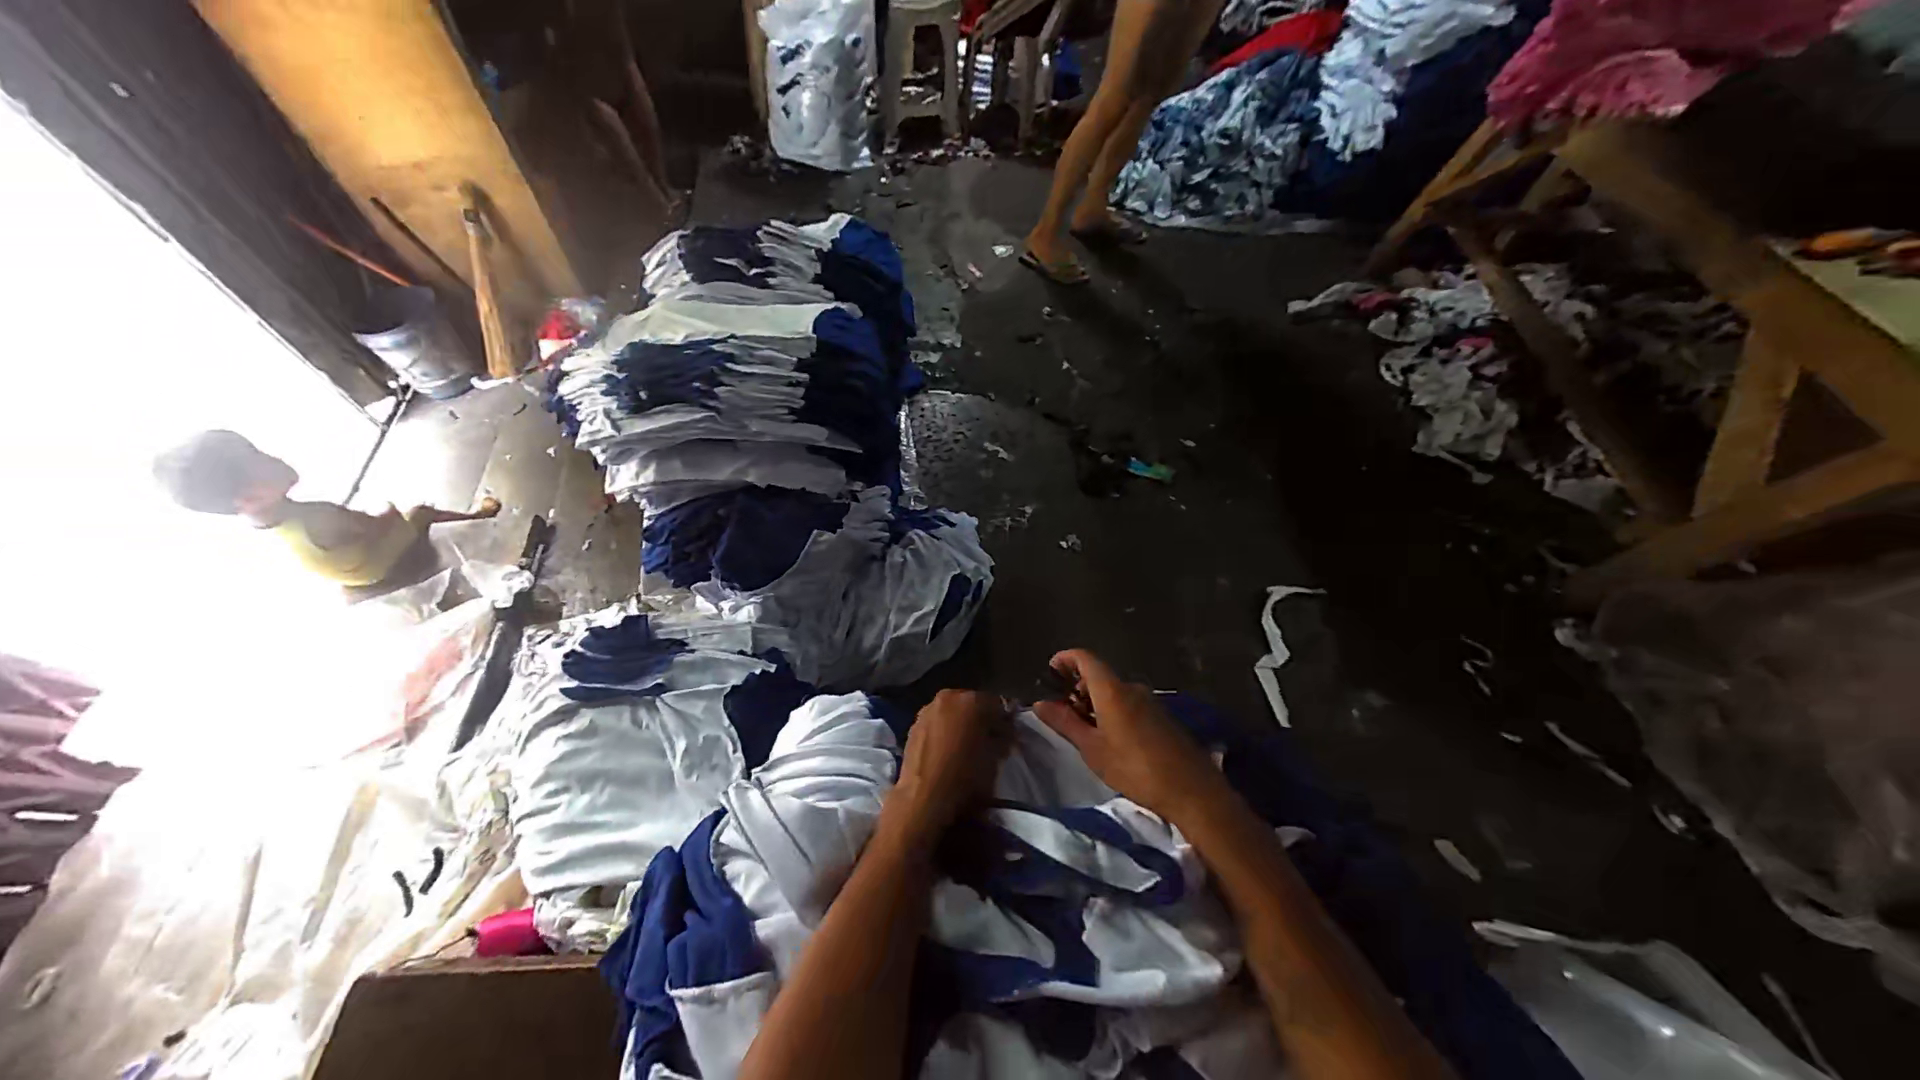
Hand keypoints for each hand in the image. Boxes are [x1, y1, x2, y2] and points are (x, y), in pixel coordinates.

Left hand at [886, 690, 1012, 844]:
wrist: (924, 799)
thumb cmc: (966, 777)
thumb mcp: (996, 759)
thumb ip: (1002, 738)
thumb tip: (1003, 731)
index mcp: (971, 701)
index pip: (996, 704)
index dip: (1003, 722)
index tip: (1007, 738)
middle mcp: (948, 698)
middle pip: (971, 704)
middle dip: (980, 720)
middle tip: (987, 742)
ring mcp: (927, 711)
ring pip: (951, 713)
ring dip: (960, 725)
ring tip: (965, 748)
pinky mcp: (912, 727)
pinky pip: (935, 724)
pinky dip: (943, 733)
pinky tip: (946, 753)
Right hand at [1032, 649, 1226, 822]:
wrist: (1191, 790)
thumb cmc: (1135, 768)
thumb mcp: (1092, 748)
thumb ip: (1065, 722)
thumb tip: (1040, 703)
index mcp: (1113, 690)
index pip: (1085, 658)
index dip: (1065, 659)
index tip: (1049, 672)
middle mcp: (1132, 688)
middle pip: (1099, 675)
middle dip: (1076, 687)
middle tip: (1061, 712)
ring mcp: (1150, 701)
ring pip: (1114, 691)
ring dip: (1094, 702)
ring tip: (1082, 729)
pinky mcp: (1161, 716)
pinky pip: (1129, 703)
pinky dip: (1111, 711)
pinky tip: (1108, 738)